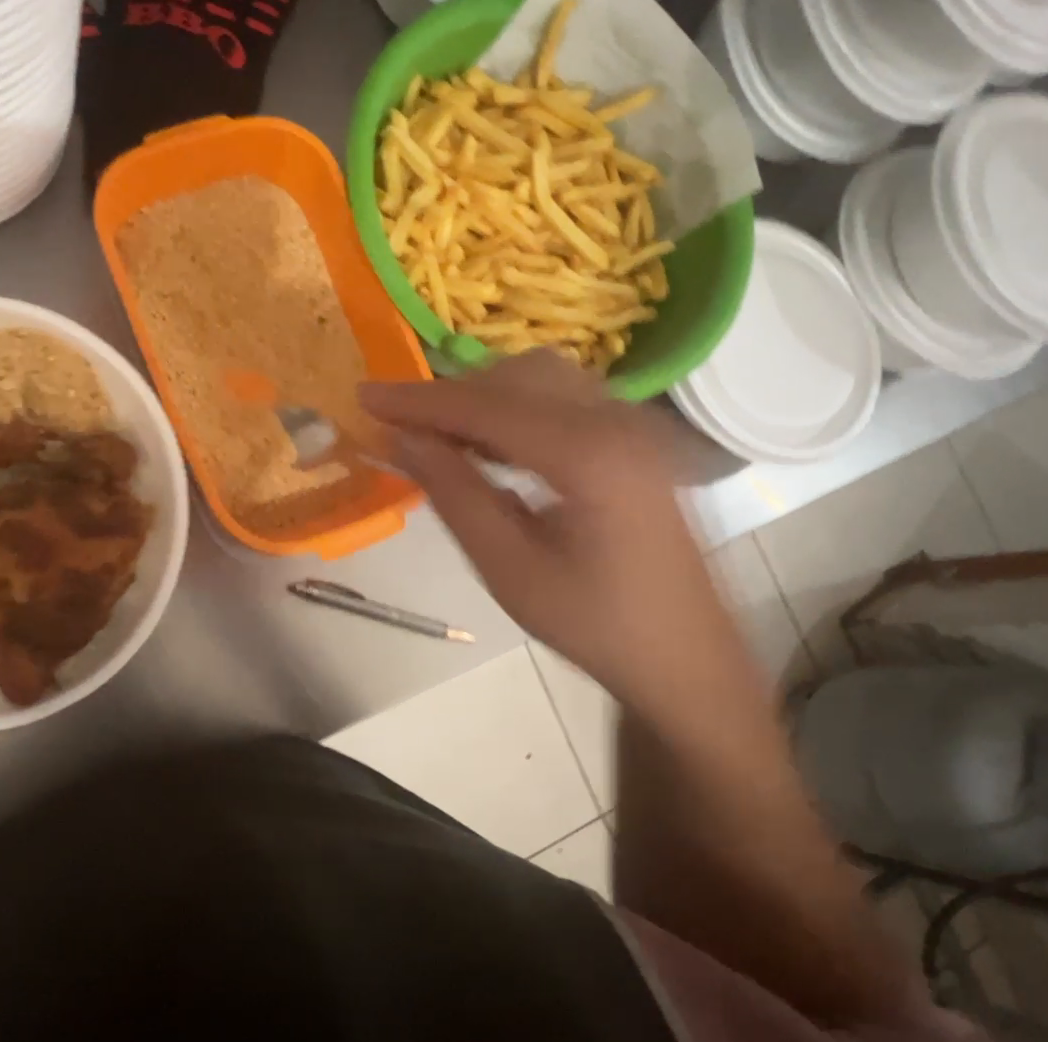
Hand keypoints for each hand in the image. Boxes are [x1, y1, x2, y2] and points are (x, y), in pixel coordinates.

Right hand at [359, 351, 765, 715]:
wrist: (685, 656)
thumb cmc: (593, 625)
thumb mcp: (509, 570)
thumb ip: (454, 495)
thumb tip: (400, 439)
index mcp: (587, 456)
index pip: (485, 407)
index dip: (417, 400)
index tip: (361, 396)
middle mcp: (615, 422)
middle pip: (515, 378)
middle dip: (448, 395)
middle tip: (393, 423)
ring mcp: (632, 426)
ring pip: (541, 380)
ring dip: (481, 397)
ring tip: (433, 434)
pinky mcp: (634, 439)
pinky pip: (563, 398)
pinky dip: (514, 407)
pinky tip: (485, 443)